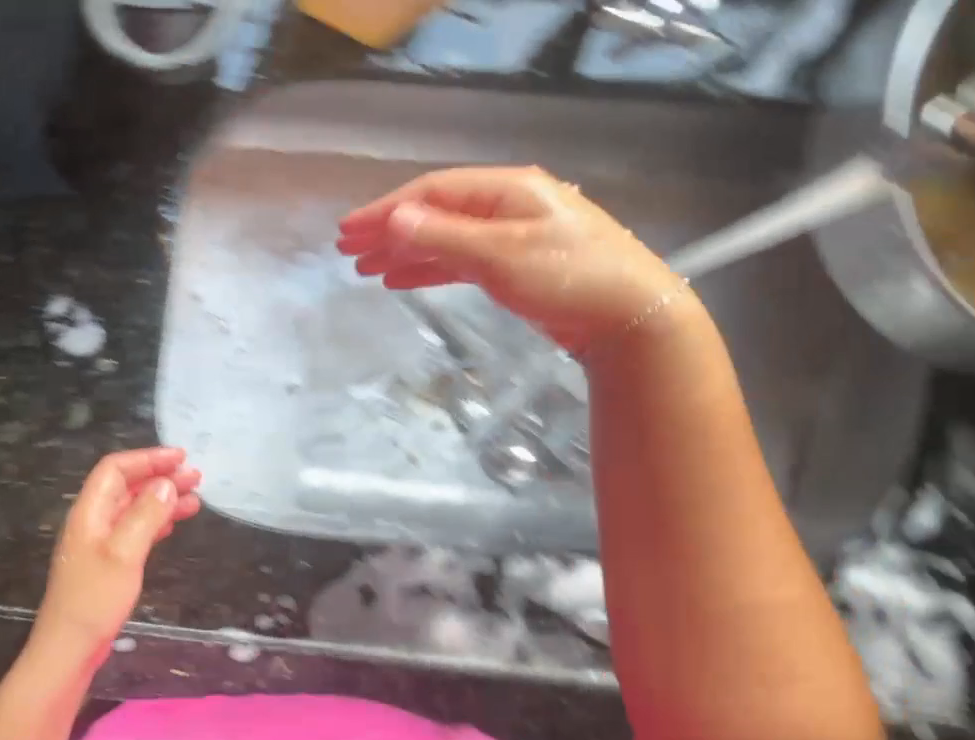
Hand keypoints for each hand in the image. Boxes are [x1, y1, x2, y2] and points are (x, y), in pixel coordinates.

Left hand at [33, 447, 201, 653]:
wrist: (70, 645)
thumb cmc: (94, 599)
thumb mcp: (124, 553)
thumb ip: (145, 515)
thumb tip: (166, 483)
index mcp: (89, 512)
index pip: (115, 470)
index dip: (147, 459)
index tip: (181, 458)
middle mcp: (91, 522)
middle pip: (125, 487)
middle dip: (160, 477)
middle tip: (197, 478)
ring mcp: (98, 543)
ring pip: (132, 509)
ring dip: (161, 500)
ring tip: (195, 498)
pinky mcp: (107, 563)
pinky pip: (133, 531)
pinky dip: (155, 523)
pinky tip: (175, 524)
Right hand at [336, 166, 706, 358]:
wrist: (627, 315)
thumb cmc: (567, 278)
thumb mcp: (499, 255)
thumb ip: (443, 237)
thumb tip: (393, 220)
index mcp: (505, 190)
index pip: (431, 192)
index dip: (385, 210)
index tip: (346, 230)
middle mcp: (505, 204)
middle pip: (434, 212)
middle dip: (388, 229)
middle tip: (346, 249)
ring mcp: (510, 234)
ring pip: (442, 236)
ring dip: (402, 250)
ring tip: (364, 267)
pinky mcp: (514, 263)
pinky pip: (457, 259)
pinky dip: (426, 267)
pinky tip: (401, 279)